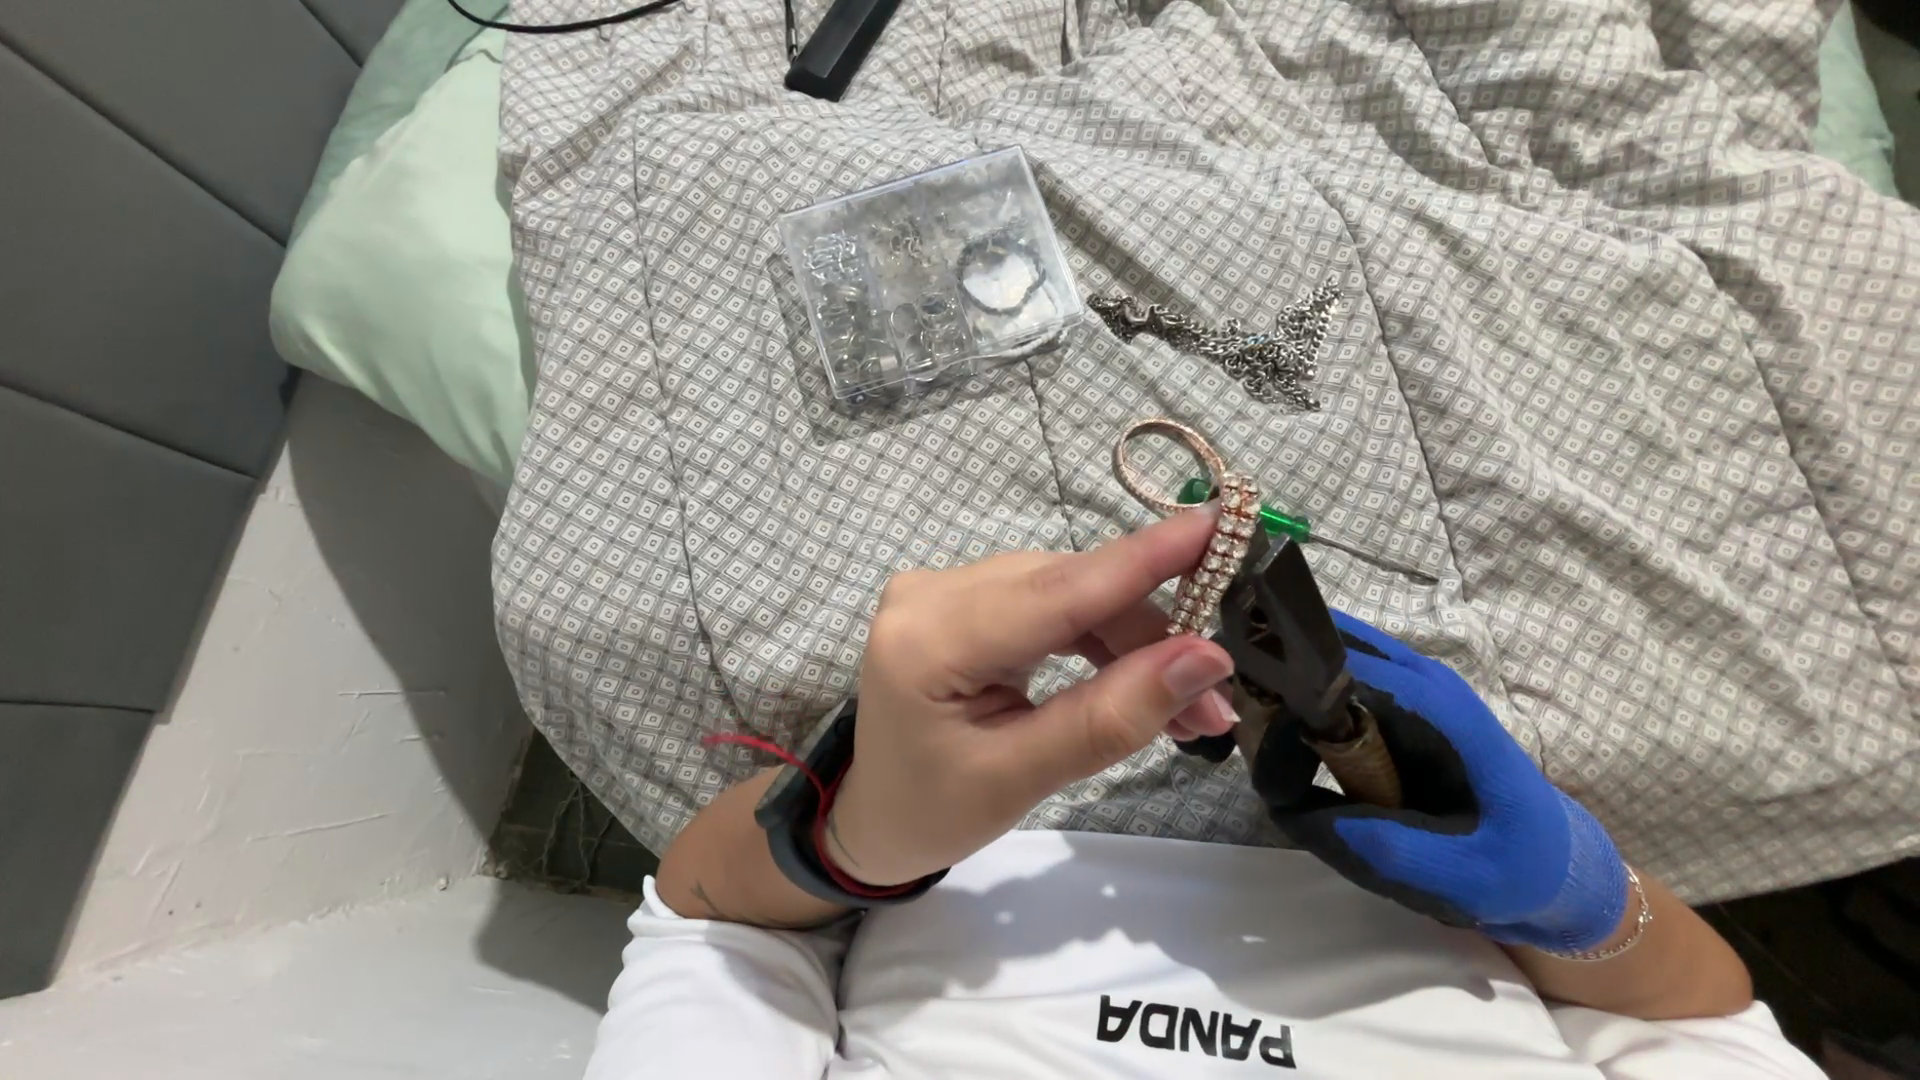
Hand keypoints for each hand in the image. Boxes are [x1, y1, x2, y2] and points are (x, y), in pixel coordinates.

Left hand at [823, 509, 1239, 886]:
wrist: (873, 815)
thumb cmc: (933, 812)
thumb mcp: (1022, 779)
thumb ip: (1112, 716)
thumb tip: (1206, 659)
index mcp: (928, 639)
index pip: (1056, 591)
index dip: (1143, 559)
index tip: (1221, 523)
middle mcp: (930, 592)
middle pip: (1068, 591)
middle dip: (1153, 635)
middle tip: (1218, 696)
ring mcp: (941, 588)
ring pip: (1065, 594)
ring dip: (1132, 642)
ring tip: (1192, 710)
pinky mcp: (959, 598)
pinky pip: (1046, 602)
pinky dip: (1098, 639)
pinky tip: (1140, 678)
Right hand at [1254, 610, 1629, 952]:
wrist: (1558, 864)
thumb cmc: (1513, 864)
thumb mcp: (1456, 874)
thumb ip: (1378, 843)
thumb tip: (1289, 807)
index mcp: (1434, 706)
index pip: (1337, 667)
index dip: (1284, 691)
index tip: (1247, 732)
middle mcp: (1418, 676)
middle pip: (1321, 640)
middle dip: (1272, 670)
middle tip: (1237, 723)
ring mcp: (1409, 680)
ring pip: (1322, 650)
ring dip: (1282, 680)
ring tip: (1255, 733)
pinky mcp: (1399, 697)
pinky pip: (1333, 674)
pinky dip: (1299, 692)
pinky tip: (1281, 735)